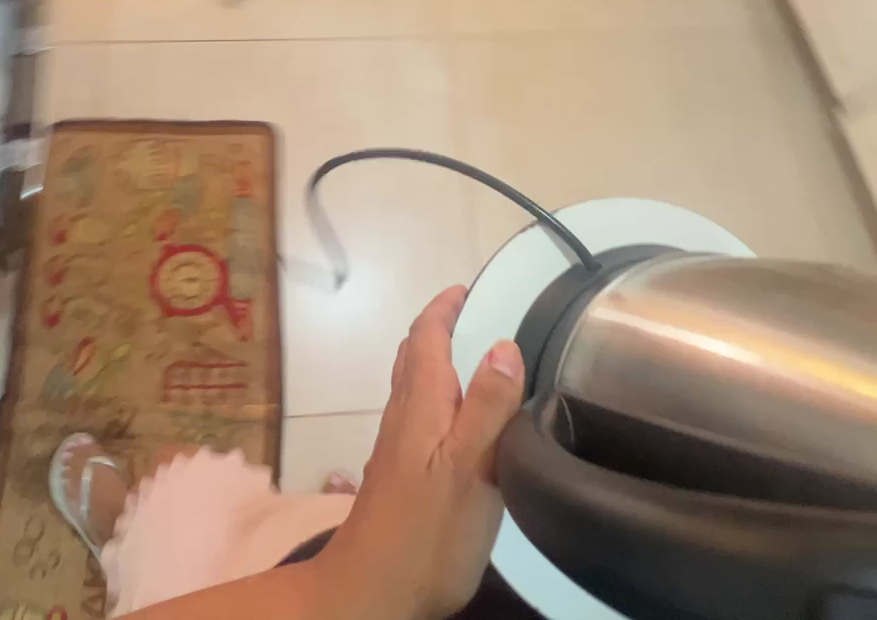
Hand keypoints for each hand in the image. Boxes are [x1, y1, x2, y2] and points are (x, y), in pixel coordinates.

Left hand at [317, 286, 526, 619]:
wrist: (373, 587)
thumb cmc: (426, 527)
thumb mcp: (470, 464)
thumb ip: (487, 405)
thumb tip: (503, 344)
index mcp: (420, 401)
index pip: (426, 336)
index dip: (444, 308)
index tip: (466, 289)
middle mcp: (404, 412)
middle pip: (416, 353)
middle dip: (440, 326)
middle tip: (475, 315)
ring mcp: (399, 441)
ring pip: (416, 382)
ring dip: (438, 357)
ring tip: (476, 356)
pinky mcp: (402, 468)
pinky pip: (420, 410)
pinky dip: (440, 391)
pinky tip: (462, 418)